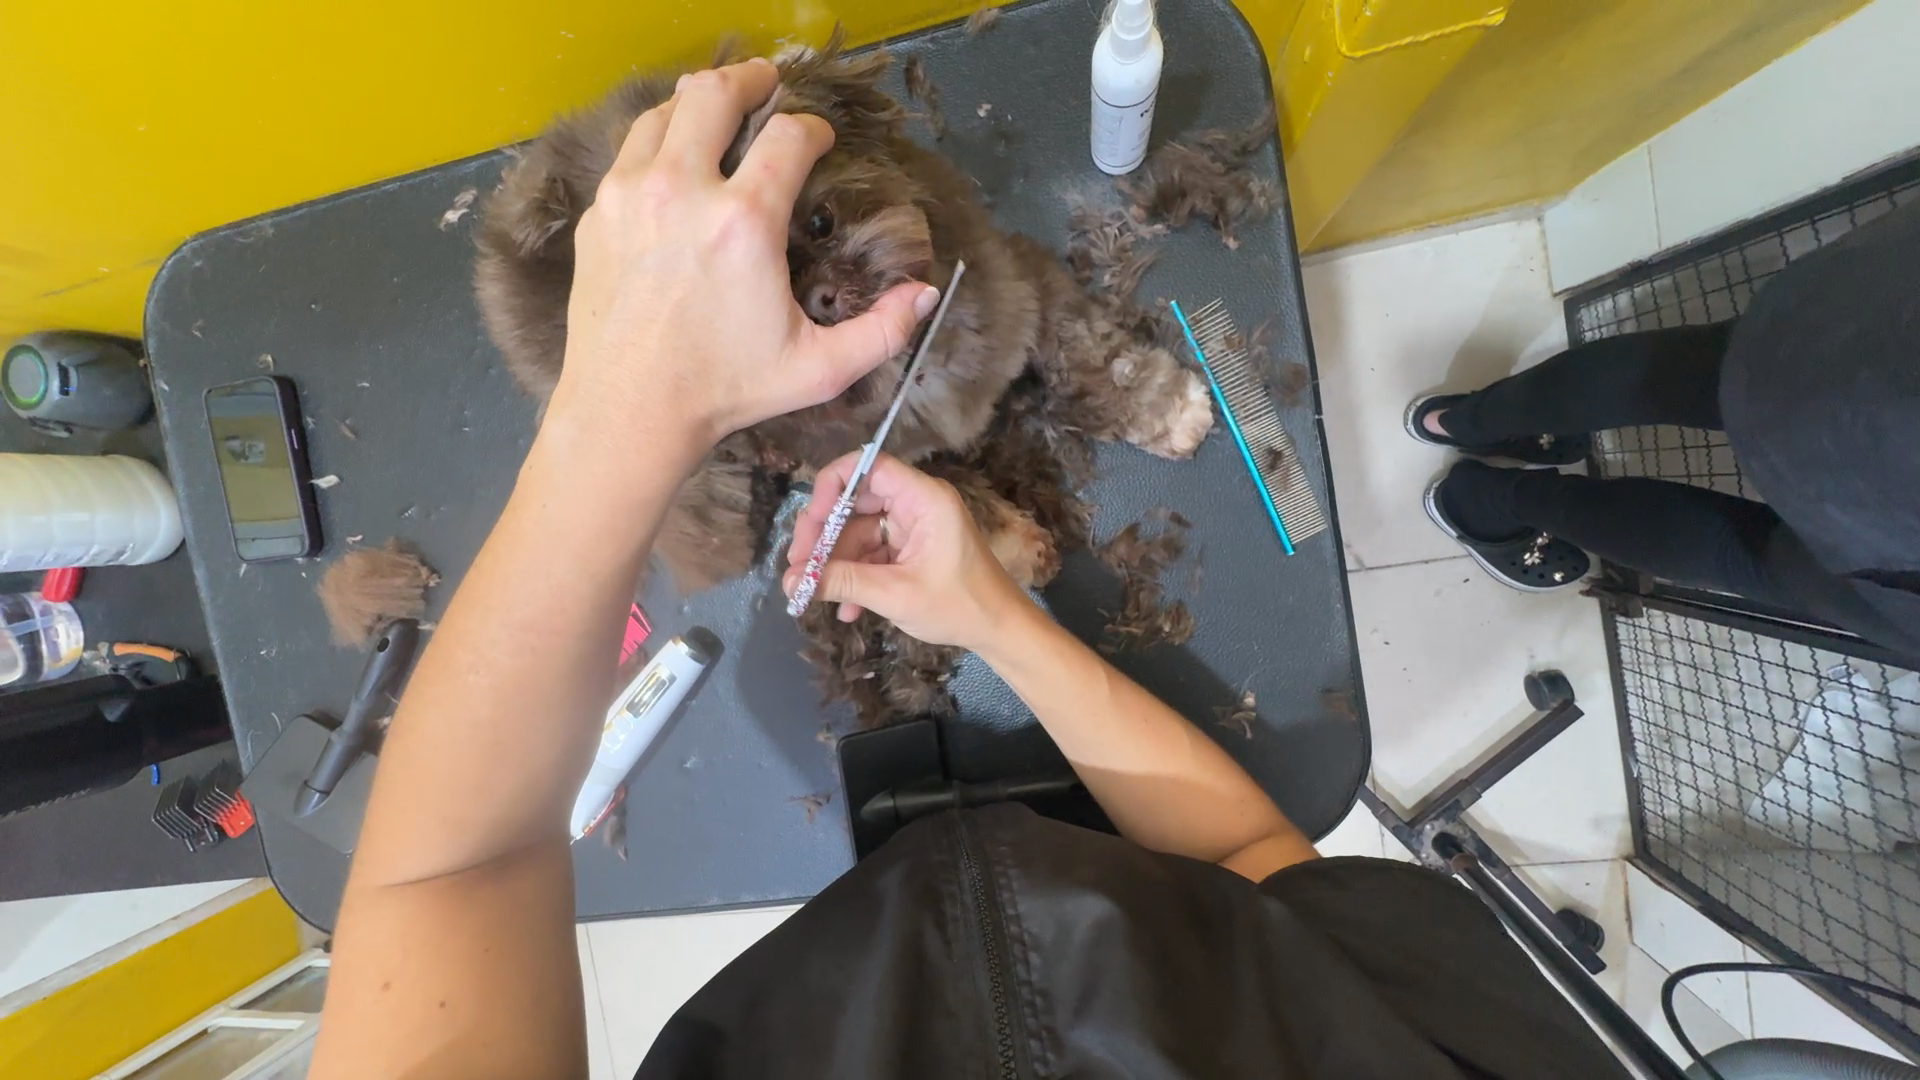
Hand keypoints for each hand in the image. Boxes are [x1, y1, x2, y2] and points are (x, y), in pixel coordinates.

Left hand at [548, 59, 939, 461]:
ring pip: (664, 110)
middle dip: (749, 79)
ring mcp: (632, 195)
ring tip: (718, 113)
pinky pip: (632, 151)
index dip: (812, 128)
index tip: (820, 138)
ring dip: (698, 103)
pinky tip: (676, 163)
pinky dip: (660, 140)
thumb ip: (882, 332)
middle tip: (766, 82)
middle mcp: (684, 190)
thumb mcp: (820, 370)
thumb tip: (926, 294)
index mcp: (745, 224)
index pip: (787, 137)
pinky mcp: (601, 212)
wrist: (631, 409)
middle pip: (714, 93)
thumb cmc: (729, 390)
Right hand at [782, 454, 1029, 650]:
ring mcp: (914, 527)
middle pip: (857, 501)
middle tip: (797, 563)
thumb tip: (791, 581)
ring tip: (809, 593)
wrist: (999, 630)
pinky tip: (844, 608)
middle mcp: (917, 504)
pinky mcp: (912, 549)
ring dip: (836, 562)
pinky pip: (873, 552)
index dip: (833, 486)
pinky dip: (856, 576)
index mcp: (923, 498)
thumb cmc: (959, 605)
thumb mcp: (895, 594)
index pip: (869, 466)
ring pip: (860, 531)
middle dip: (824, 534)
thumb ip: (843, 582)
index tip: (811, 520)